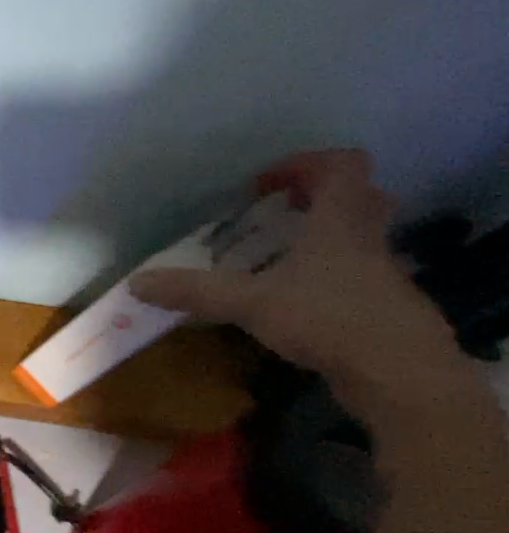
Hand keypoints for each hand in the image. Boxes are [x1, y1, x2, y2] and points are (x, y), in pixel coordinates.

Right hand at [129, 149, 461, 408]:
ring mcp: (377, 269)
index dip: (302, 165)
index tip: (261, 185)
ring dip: (320, 235)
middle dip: (316, 197)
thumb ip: (195, 291)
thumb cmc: (326, 318)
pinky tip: (291, 298)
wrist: (395, 367)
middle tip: (275, 213)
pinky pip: (350, 271)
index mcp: (340, 222)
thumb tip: (137, 283)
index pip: (339, 167)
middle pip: (355, 196)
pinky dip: (322, 273)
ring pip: (355, 235)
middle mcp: (365, 236)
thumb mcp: (250, 303)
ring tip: (275, 256)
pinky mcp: (377, 301)